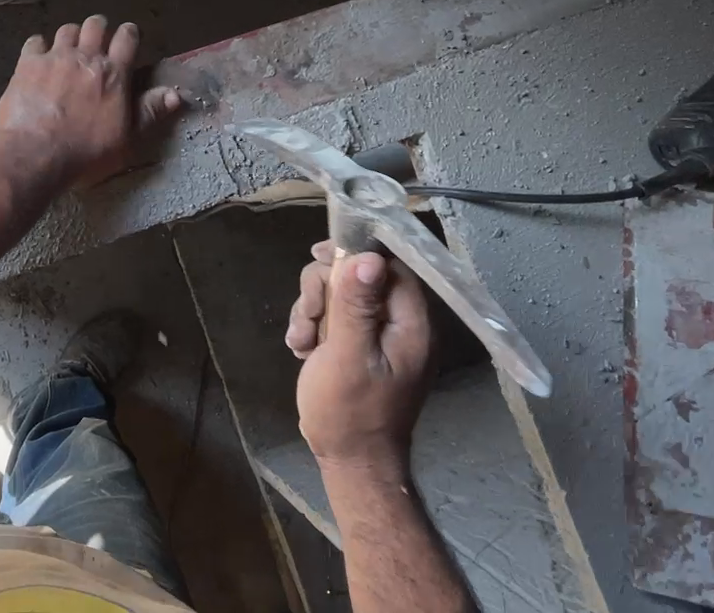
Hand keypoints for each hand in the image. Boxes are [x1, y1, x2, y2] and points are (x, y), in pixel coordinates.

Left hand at [0, 15, 182, 187]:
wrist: (35, 154)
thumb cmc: (85, 152)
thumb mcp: (126, 139)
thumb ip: (149, 112)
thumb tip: (175, 94)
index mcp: (113, 74)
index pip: (127, 38)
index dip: (129, 34)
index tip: (128, 36)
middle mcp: (85, 57)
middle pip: (95, 25)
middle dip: (99, 28)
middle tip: (97, 39)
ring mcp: (54, 57)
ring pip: (66, 30)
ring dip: (71, 36)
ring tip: (69, 48)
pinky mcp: (27, 63)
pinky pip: (35, 41)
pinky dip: (39, 46)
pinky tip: (38, 58)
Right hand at [288, 241, 432, 473]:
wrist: (349, 460)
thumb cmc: (350, 411)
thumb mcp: (347, 355)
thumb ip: (356, 305)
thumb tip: (367, 256)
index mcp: (412, 323)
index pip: (390, 264)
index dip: (355, 253)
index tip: (319, 257)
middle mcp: (400, 322)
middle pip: (358, 274)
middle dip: (324, 290)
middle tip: (308, 318)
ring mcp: (379, 333)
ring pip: (339, 292)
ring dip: (311, 310)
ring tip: (302, 342)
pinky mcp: (359, 342)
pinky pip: (332, 313)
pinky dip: (312, 325)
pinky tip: (303, 349)